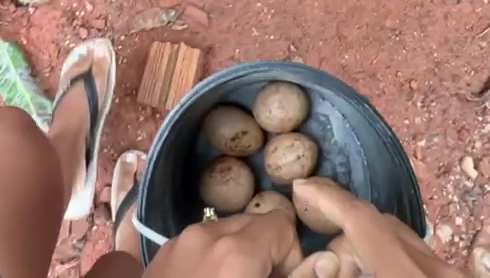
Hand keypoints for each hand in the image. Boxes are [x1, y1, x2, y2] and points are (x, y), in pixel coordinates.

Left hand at [143, 212, 300, 277]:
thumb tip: (328, 263)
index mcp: (234, 250)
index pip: (281, 226)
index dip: (289, 260)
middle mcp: (206, 235)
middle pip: (253, 225)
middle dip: (266, 258)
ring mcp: (179, 242)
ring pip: (226, 234)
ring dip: (239, 261)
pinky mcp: (161, 256)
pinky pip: (201, 245)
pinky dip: (213, 264)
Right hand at [286, 178, 462, 277]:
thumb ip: (342, 275)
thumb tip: (324, 264)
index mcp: (406, 272)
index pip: (360, 217)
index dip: (327, 196)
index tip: (300, 184)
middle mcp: (436, 266)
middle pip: (381, 224)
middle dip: (347, 228)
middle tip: (323, 254)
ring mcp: (454, 272)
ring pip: (403, 240)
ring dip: (371, 244)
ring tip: (349, 265)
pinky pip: (420, 257)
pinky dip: (395, 258)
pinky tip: (380, 270)